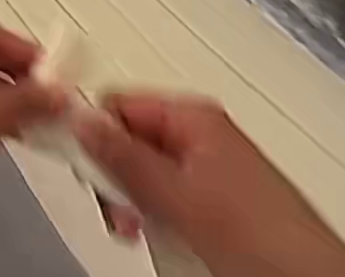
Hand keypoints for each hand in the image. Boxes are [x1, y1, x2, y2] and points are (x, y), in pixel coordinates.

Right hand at [75, 92, 344, 276]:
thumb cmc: (266, 243)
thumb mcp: (177, 196)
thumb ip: (122, 154)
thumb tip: (78, 117)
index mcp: (193, 115)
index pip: (116, 101)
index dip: (94, 131)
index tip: (84, 165)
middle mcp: (203, 134)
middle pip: (131, 137)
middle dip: (117, 173)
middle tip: (118, 209)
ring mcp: (215, 169)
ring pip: (149, 172)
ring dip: (138, 201)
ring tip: (144, 230)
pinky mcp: (224, 203)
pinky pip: (173, 196)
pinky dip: (162, 217)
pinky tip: (168, 239)